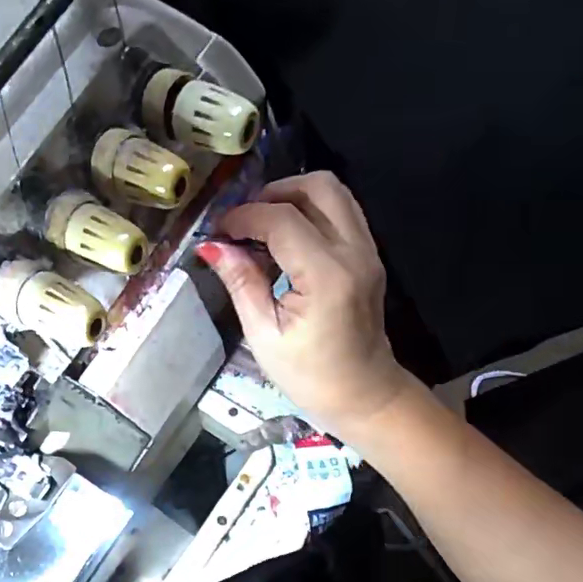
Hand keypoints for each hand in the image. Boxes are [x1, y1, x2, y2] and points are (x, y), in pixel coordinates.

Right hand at [199, 172, 421, 439]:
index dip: (244, 217)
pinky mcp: (370, 255)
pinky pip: (342, 211)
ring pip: (334, 192)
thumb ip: (242, 283)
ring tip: (262, 225)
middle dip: (273, 193)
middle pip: (317, 186)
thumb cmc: (309, 376)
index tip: (218, 231)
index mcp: (327, 277)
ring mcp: (368, 251)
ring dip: (294, 196)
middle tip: (244, 221)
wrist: (364, 395)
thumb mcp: (264, 335)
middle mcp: (354, 253)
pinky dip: (311, 210)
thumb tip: (212, 246)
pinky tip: (287, 238)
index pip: (282, 219)